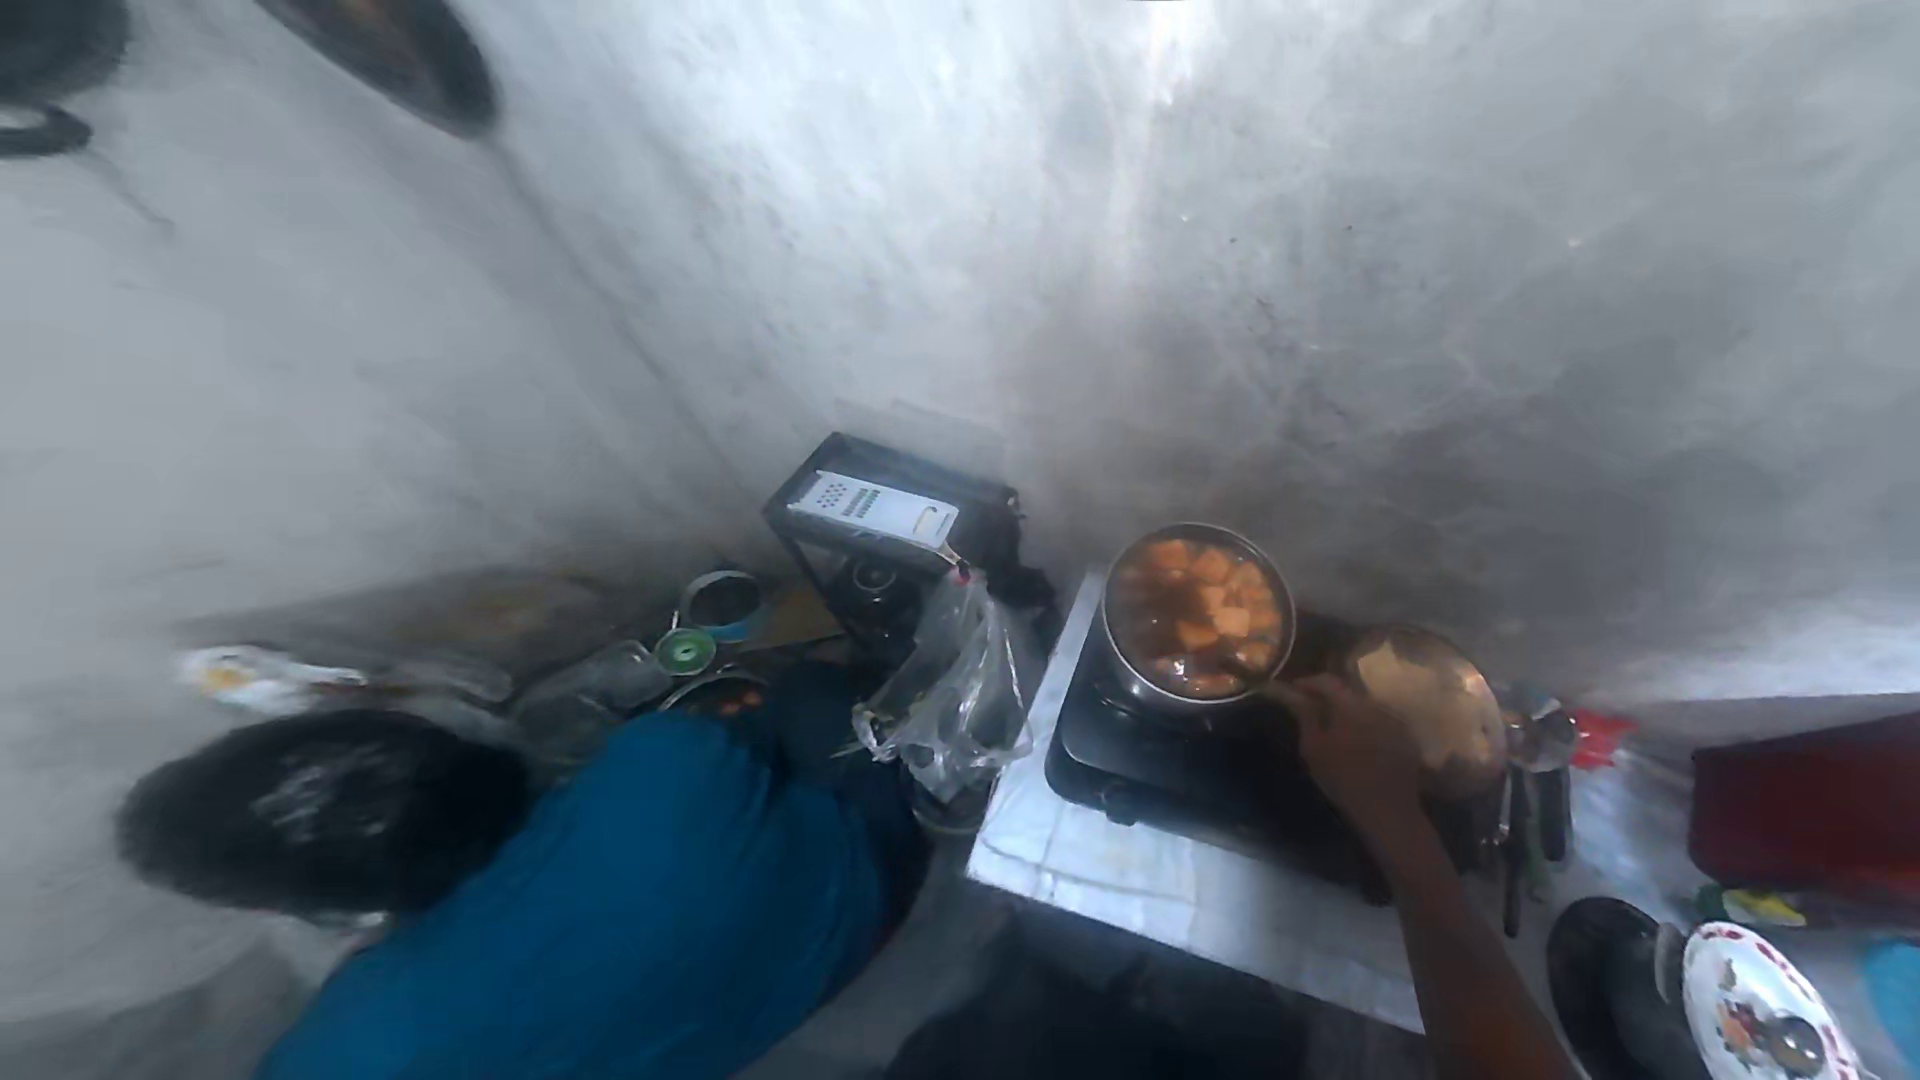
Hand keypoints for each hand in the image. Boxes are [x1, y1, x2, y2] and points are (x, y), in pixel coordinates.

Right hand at [1267, 674, 1423, 834]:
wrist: (1388, 810)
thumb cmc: (1342, 778)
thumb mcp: (1313, 747)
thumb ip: (1305, 715)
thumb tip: (1294, 695)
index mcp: (1351, 707)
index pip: (1327, 680)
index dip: (1308, 682)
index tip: (1294, 690)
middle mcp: (1376, 707)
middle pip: (1348, 692)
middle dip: (1328, 696)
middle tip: (1311, 707)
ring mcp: (1396, 722)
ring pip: (1365, 706)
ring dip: (1348, 710)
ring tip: (1334, 725)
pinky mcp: (1407, 739)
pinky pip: (1381, 721)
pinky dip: (1366, 724)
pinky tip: (1358, 741)